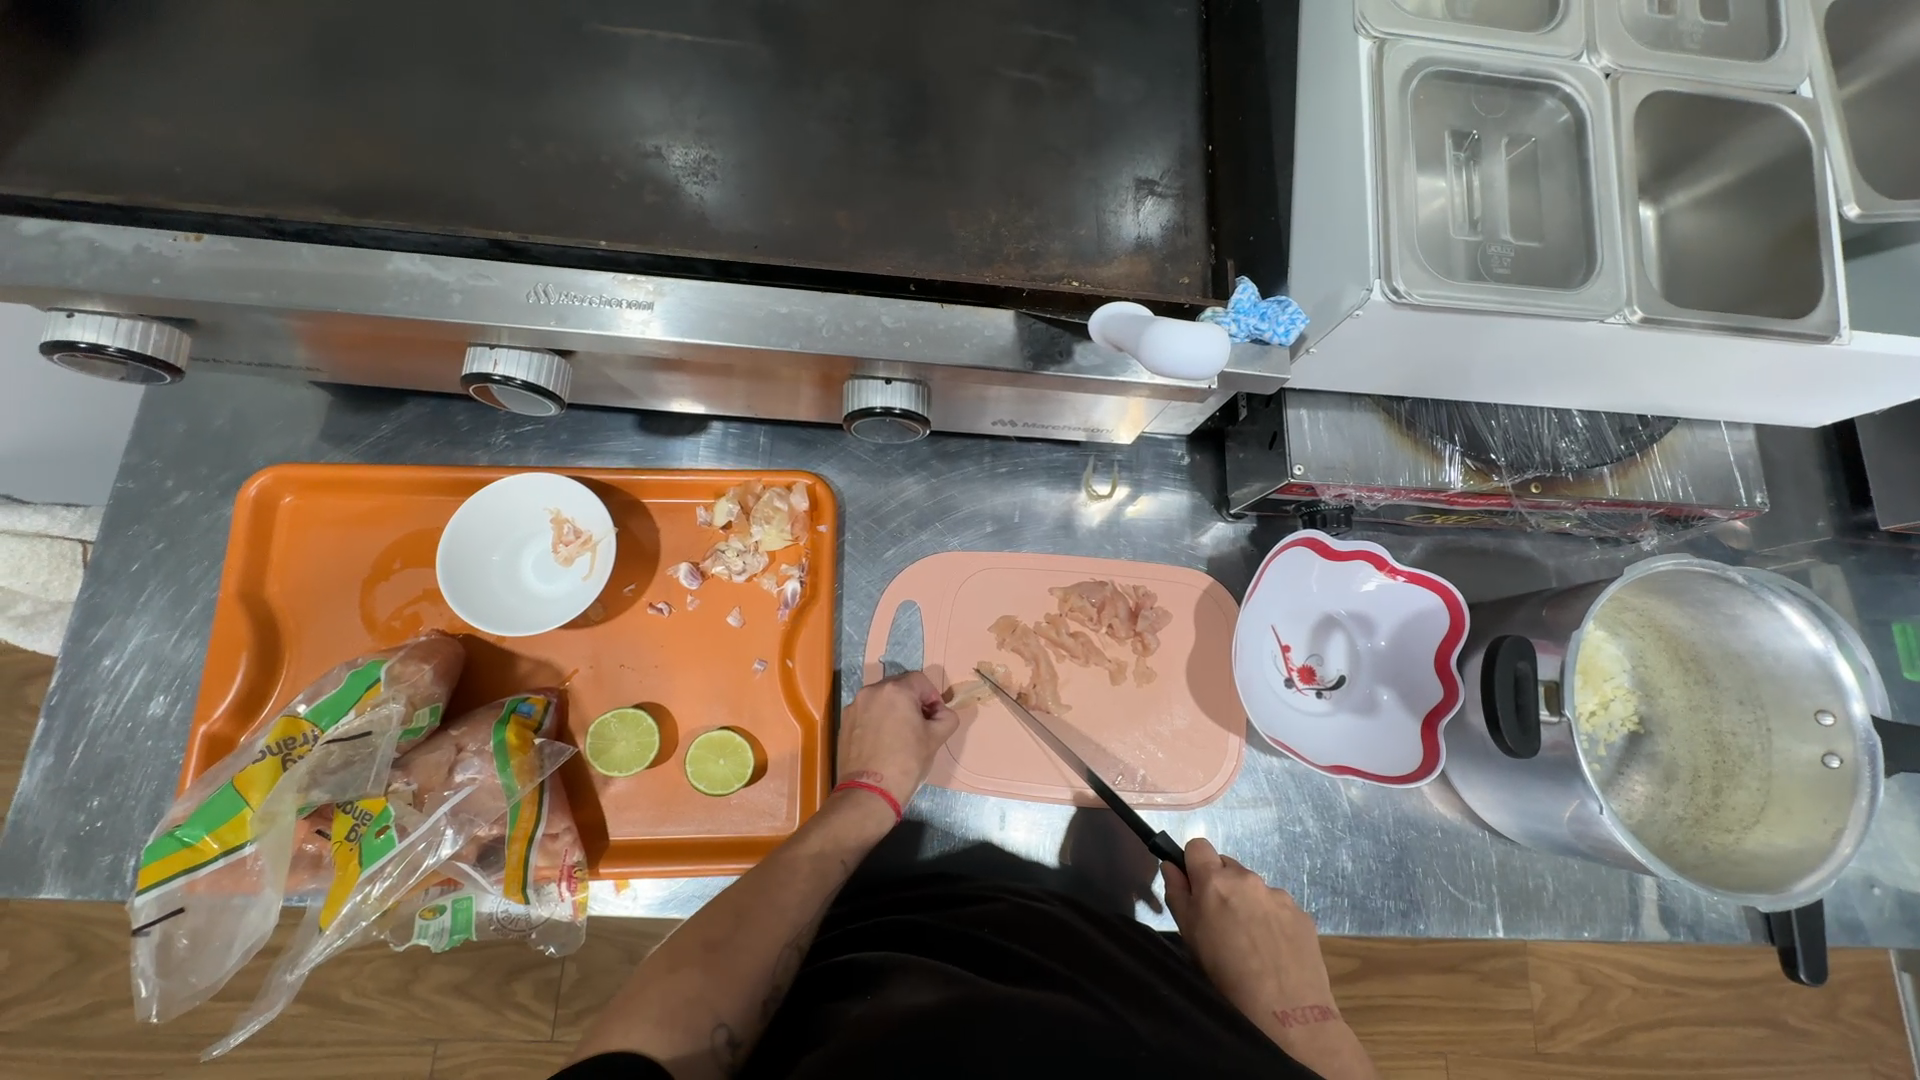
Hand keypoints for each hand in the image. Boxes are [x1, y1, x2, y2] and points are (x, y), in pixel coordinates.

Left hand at [835, 671, 959, 808]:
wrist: (869, 792)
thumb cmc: (907, 762)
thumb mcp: (936, 739)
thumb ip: (946, 717)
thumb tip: (942, 713)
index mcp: (896, 690)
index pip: (921, 680)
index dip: (932, 697)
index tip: (935, 717)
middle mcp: (872, 691)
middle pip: (899, 686)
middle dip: (913, 701)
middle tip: (920, 725)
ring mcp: (855, 706)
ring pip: (882, 699)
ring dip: (894, 709)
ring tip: (900, 734)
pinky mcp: (845, 722)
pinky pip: (867, 712)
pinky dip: (877, 719)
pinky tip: (883, 742)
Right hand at [1163, 839, 1355, 1059]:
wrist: (1286, 1012)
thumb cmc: (1224, 973)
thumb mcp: (1188, 934)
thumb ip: (1177, 893)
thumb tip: (1171, 866)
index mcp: (1215, 879)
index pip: (1198, 845)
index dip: (1193, 864)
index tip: (1195, 888)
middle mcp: (1248, 878)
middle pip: (1227, 866)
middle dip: (1221, 886)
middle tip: (1221, 922)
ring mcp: (1279, 895)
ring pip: (1254, 888)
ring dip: (1248, 904)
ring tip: (1251, 943)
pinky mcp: (1302, 914)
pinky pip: (1279, 907)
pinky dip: (1272, 921)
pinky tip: (1273, 951)